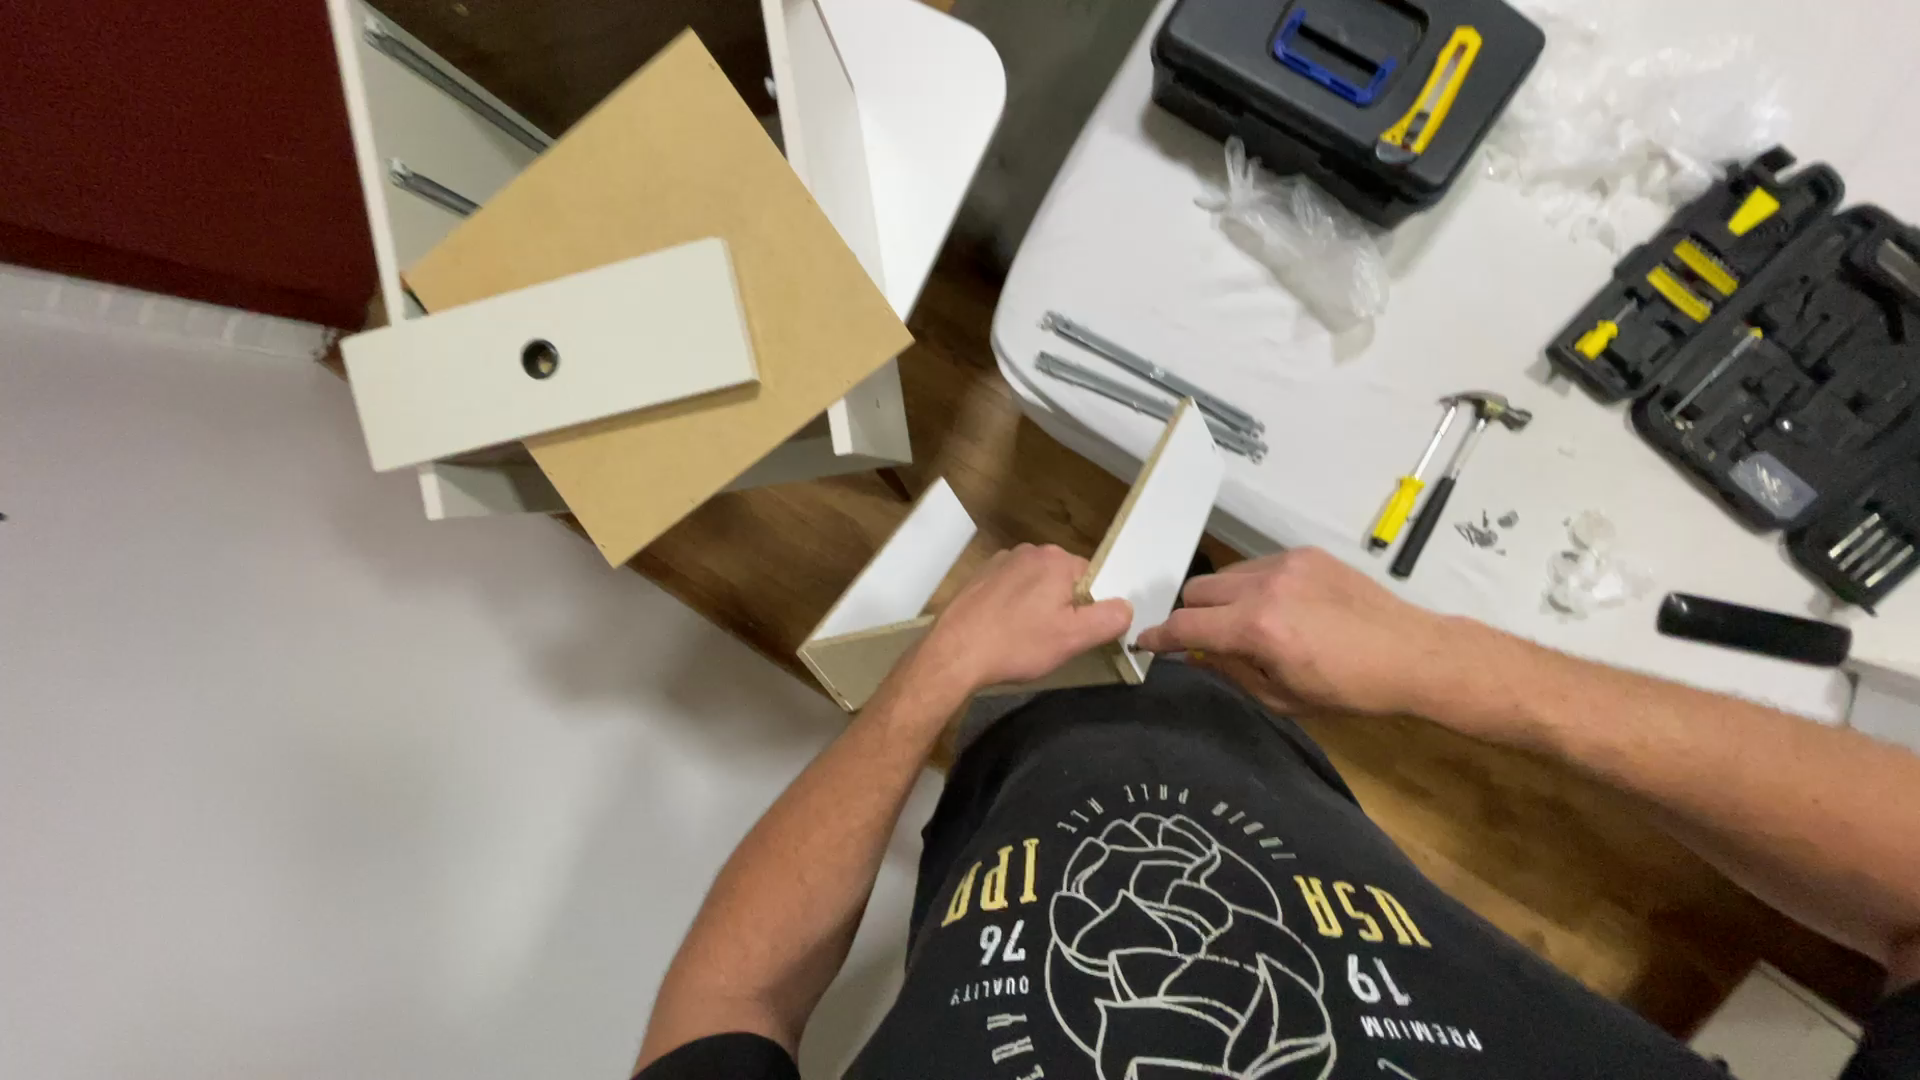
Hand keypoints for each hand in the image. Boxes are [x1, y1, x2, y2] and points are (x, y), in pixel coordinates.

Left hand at [915, 544, 1132, 695]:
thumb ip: (1109, 619)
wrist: (954, 652)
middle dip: (1062, 605)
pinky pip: (1010, 588)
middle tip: (1050, 638)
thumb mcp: (1074, 638)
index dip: (1090, 607)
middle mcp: (1030, 551)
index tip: (1077, 631)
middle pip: (1063, 579)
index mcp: (1057, 560)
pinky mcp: (979, 576)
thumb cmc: (1018, 644)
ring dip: (1036, 605)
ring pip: (1035, 583)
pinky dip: (1012, 605)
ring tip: (1024, 637)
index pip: (1093, 577)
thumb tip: (1126, 606)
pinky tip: (1002, 629)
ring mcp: (1000, 561)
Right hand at [1135, 547, 1454, 716]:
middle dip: (1192, 616)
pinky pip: (1256, 567)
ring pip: (1223, 576)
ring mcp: (1285, 565)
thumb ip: (1230, 671)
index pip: (1185, 627)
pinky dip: (1252, 587)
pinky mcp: (1304, 554)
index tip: (1144, 642)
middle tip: (1208, 638)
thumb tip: (1198, 654)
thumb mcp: (1281, 699)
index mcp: (1257, 629)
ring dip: (1221, 599)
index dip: (1158, 636)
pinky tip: (1281, 606)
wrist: (1414, 654)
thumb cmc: (1349, 689)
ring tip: (1248, 621)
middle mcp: (1264, 588)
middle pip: (1195, 591)